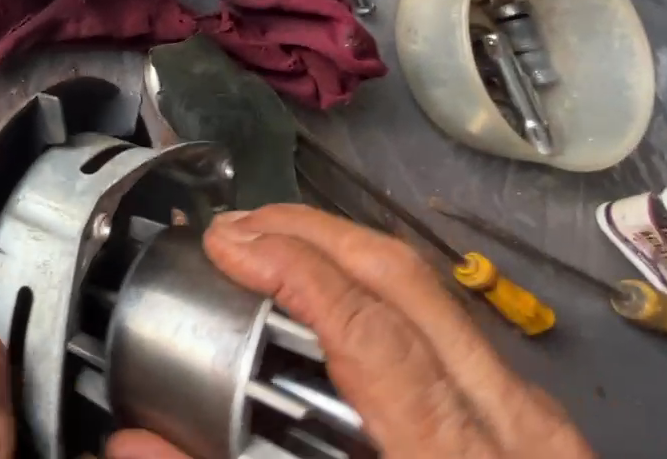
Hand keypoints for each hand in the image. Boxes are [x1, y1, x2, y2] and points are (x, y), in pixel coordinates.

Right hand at [106, 205, 593, 458]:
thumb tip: (133, 444)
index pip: (372, 331)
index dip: (292, 268)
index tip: (224, 242)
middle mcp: (514, 428)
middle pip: (405, 279)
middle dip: (305, 231)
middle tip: (233, 229)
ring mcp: (533, 419)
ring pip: (428, 286)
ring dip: (335, 248)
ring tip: (268, 247)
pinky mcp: (532, 418)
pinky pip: (443, 316)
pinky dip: (371, 285)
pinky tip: (328, 299)